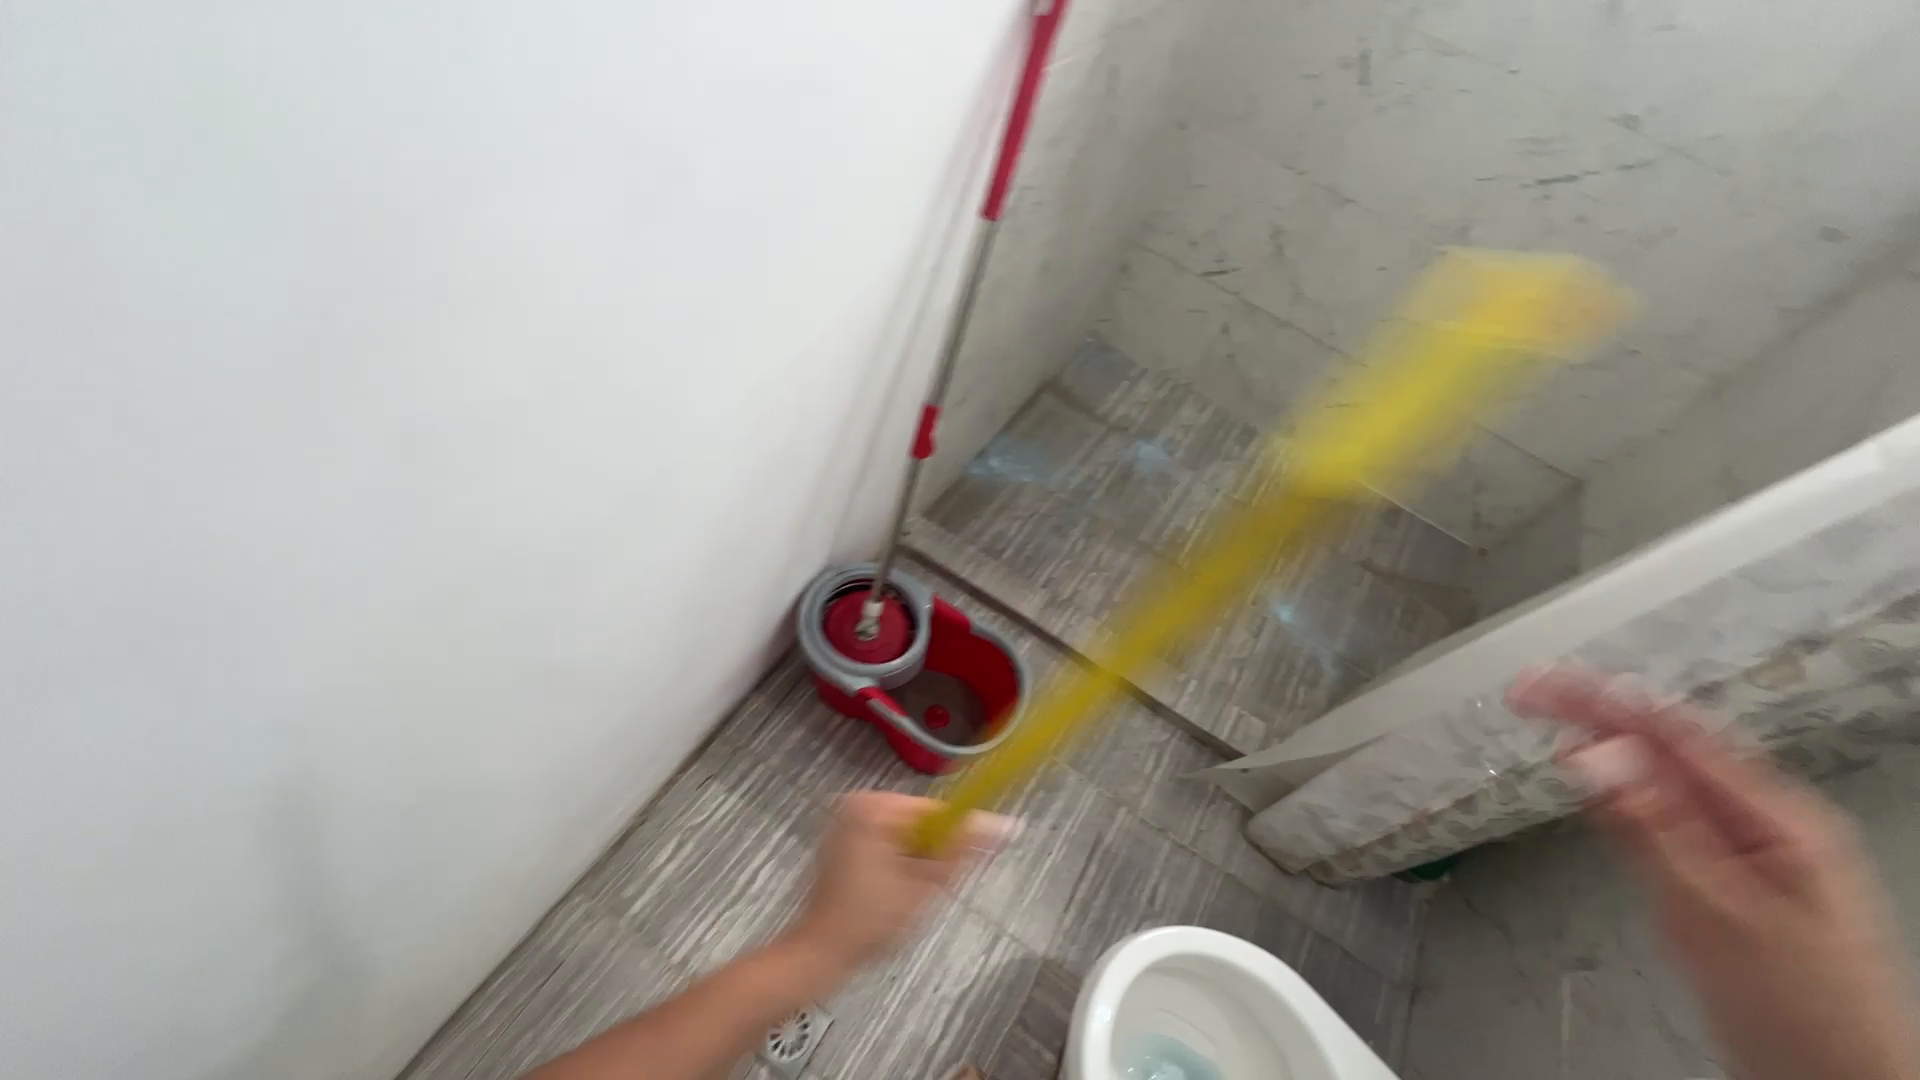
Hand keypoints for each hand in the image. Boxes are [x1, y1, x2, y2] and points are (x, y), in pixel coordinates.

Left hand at [777, 792, 1015, 979]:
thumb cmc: (871, 920)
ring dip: (917, 859)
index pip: (937, 809)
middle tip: (934, 887)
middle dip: (933, 852)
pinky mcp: (840, 841)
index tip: (976, 858)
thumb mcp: (924, 886)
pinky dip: (897, 862)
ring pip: (904, 834)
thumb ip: (963, 851)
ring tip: (911, 893)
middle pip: (920, 821)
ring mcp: (846, 821)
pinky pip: (885, 842)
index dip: (960, 834)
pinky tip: (892, 891)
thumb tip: (1006, 826)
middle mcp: (858, 803)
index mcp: (876, 807)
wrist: (818, 953)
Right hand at [1508, 664, 1919, 1079]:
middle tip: (1526, 689)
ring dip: (1606, 734)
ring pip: (1667, 770)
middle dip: (1596, 707)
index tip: (1533, 684)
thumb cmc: (1792, 1005)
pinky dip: (1622, 777)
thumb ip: (1650, 826)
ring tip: (1552, 706)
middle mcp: (1764, 818)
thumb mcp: (1712, 909)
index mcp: (1775, 817)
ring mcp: (1748, 844)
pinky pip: (1668, 805)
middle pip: (1669, 742)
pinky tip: (1600, 765)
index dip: (1597, 700)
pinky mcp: (1725, 869)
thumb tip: (1591, 752)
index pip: (1670, 734)